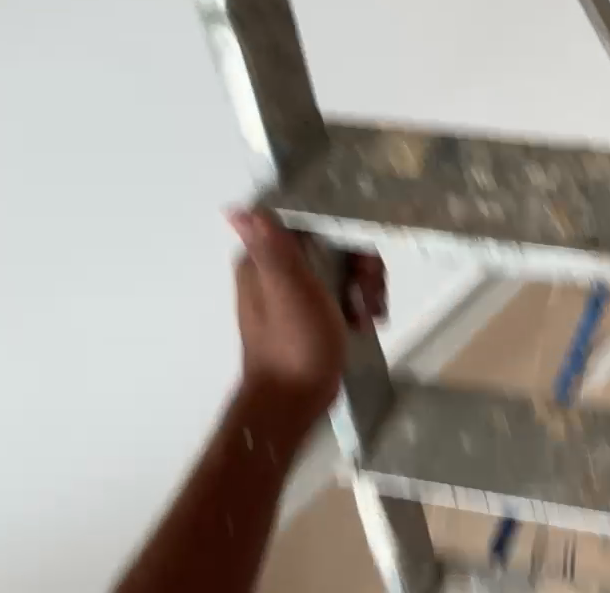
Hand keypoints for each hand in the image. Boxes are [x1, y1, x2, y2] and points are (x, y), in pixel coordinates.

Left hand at [228, 210, 384, 421]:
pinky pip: (350, 291)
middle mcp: (278, 273)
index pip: (314, 225)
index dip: (344, 235)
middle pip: (337, 246)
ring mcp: (298, 294)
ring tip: (370, 315)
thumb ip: (275, 251)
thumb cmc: (294, 344)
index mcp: (265, 263)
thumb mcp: (291, 293)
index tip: (359, 262)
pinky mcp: (316, 312)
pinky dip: (364, 304)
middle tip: (369, 294)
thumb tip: (239, 210)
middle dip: (363, 268)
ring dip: (368, 289)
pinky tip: (367, 322)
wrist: (294, 400)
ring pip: (347, 269)